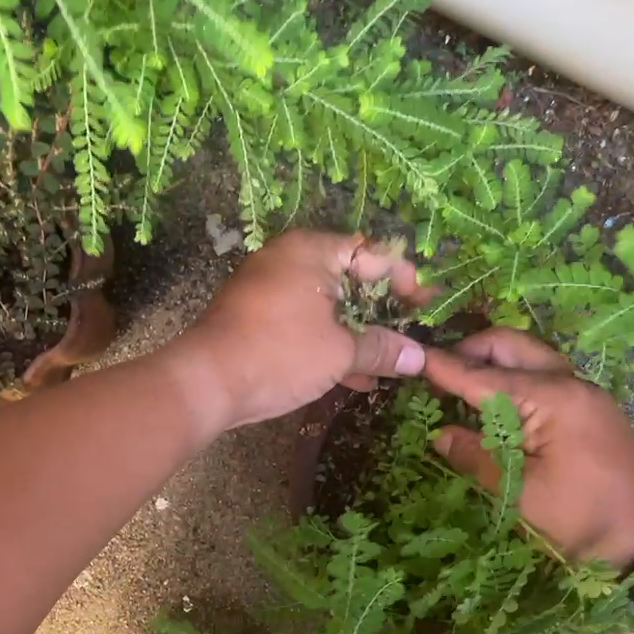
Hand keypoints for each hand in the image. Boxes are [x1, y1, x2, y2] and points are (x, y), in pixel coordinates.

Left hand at [160, 231, 429, 429]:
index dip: (406, 280)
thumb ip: (381, 349)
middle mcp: (289, 261)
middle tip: (412, 336)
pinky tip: (358, 378)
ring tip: (391, 363)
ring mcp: (270, 291)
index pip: (373, 253)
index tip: (428, 307)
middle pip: (350, 279)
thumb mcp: (339, 352)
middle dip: (383, 312)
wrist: (205, 382)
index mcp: (311, 250)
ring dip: (358, 335)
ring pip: (328, 308)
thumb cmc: (279, 354)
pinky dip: (330, 345)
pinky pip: (305, 325)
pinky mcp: (257, 321)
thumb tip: (417, 358)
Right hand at [423, 329, 633, 566]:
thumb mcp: (520, 493)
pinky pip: (542, 375)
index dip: (443, 368)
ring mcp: (582, 392)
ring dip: (491, 361)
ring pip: (528, 355)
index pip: (482, 376)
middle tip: (433, 373)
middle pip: (509, 345)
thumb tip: (440, 435)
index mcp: (551, 399)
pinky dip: (511, 377)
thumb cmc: (583, 515)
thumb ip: (477, 457)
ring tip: (456, 384)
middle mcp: (568, 383)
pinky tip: (492, 401)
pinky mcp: (587, 406)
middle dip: (468, 350)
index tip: (411, 356)